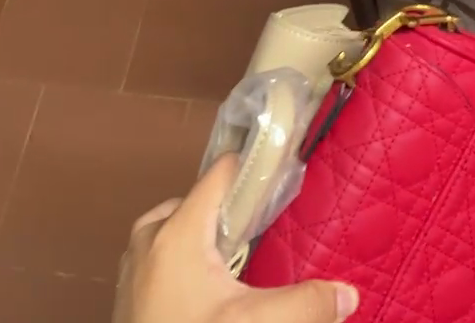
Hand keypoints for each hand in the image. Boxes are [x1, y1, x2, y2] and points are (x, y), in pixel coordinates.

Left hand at [115, 156, 358, 322]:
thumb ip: (305, 305)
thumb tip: (347, 294)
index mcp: (177, 231)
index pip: (221, 172)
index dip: (256, 171)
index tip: (283, 181)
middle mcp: (149, 239)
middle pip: (197, 200)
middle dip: (229, 213)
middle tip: (260, 236)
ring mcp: (132, 268)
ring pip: (174, 228)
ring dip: (203, 237)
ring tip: (234, 266)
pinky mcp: (126, 296)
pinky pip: (157, 257)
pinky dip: (182, 262)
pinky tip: (206, 293)